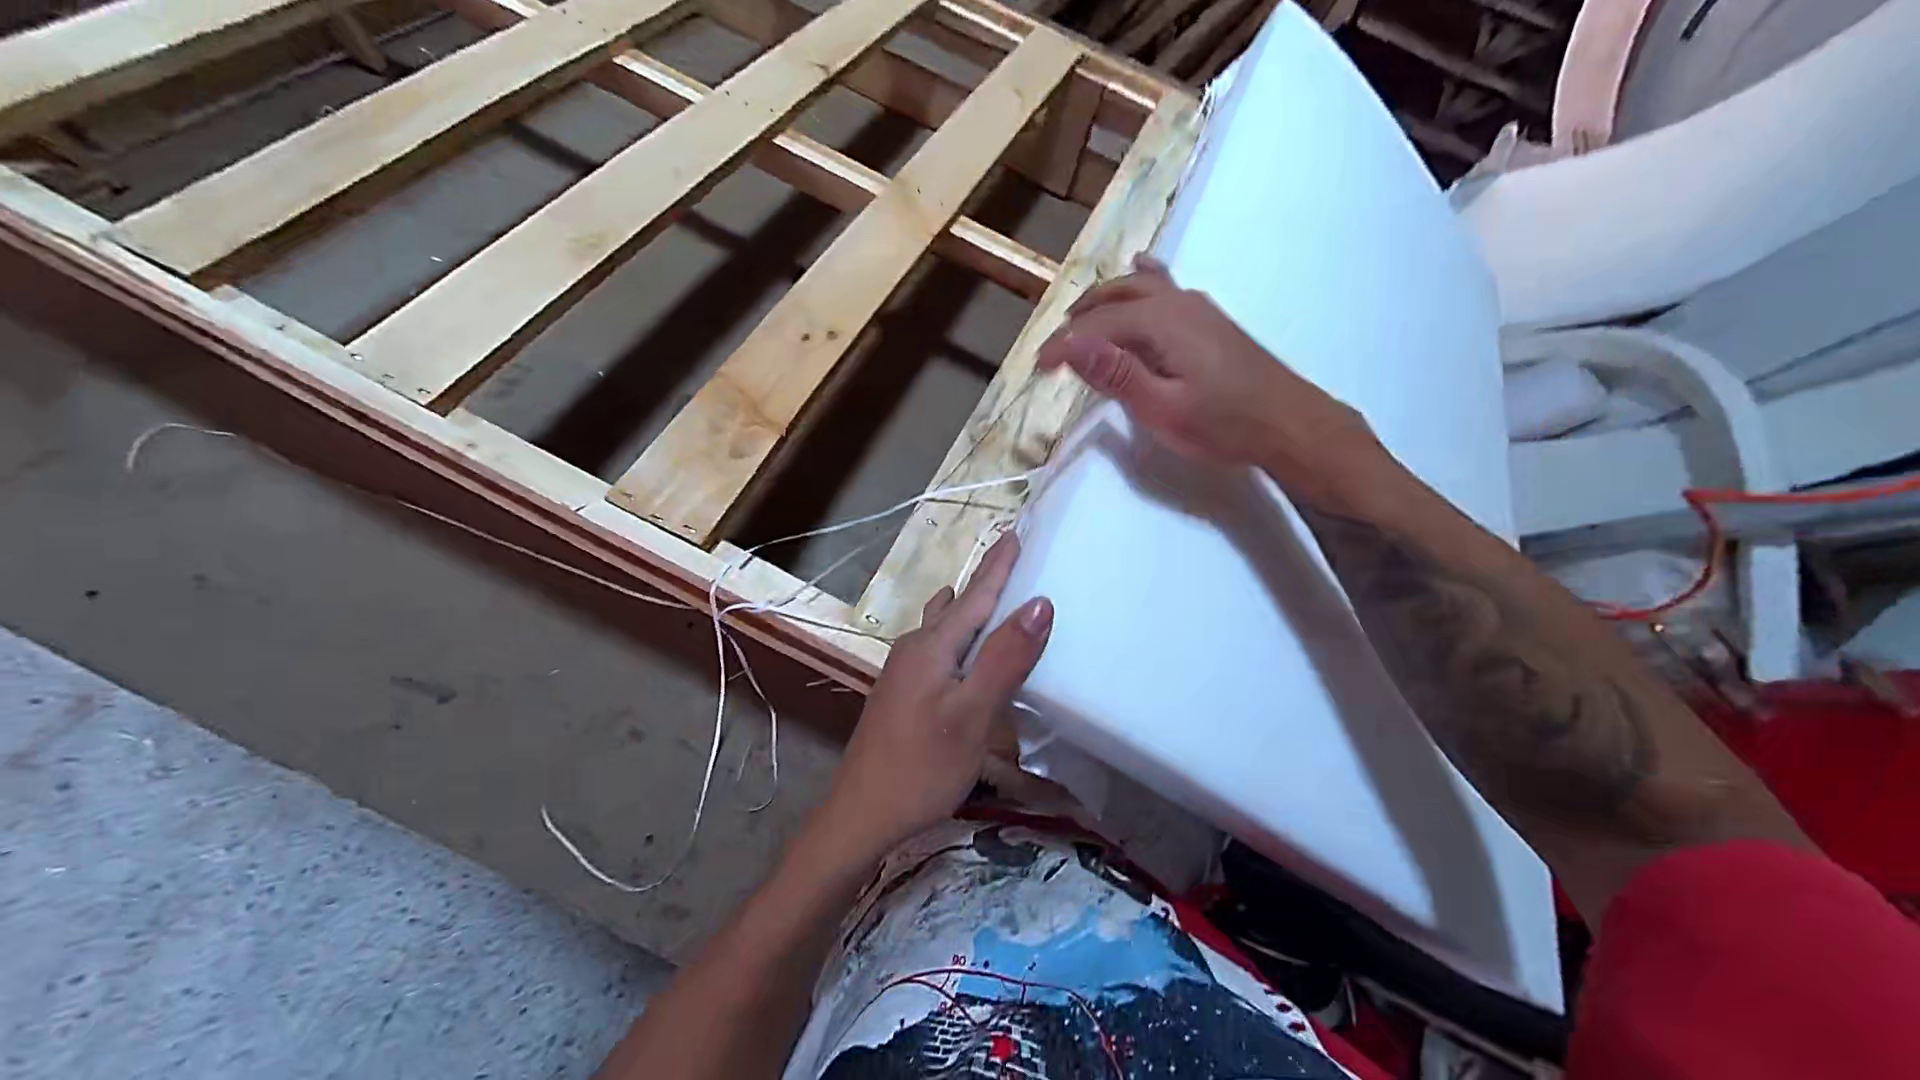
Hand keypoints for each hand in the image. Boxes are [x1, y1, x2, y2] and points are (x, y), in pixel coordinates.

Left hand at [816, 533, 1051, 859]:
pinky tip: (961, 646)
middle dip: (986, 583)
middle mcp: (914, 649)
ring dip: (969, 609)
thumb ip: (1005, 658)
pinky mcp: (902, 694)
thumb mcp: (973, 715)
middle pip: (958, 607)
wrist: (862, 815)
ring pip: (943, 628)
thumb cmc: (922, 767)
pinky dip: (959, 637)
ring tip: (987, 593)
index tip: (1016, 532)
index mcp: (931, 647)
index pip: (975, 596)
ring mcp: (903, 672)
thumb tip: (1040, 603)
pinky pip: (937, 648)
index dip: (999, 566)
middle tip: (1012, 559)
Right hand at [1037, 256, 1390, 510]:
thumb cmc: (1223, 423)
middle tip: (1054, 350)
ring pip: (1138, 287)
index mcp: (1161, 322)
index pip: (1097, 325)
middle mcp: (1176, 302)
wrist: (1288, 423)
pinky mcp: (1208, 319)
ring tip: (1079, 319)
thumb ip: (1116, 373)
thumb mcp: (1162, 408)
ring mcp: (1196, 306)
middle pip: (1114, 296)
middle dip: (1078, 318)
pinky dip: (1139, 282)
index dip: (1064, 346)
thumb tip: (1070, 344)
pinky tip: (1139, 269)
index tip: (1038, 368)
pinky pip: (1163, 287)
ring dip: (1103, 300)